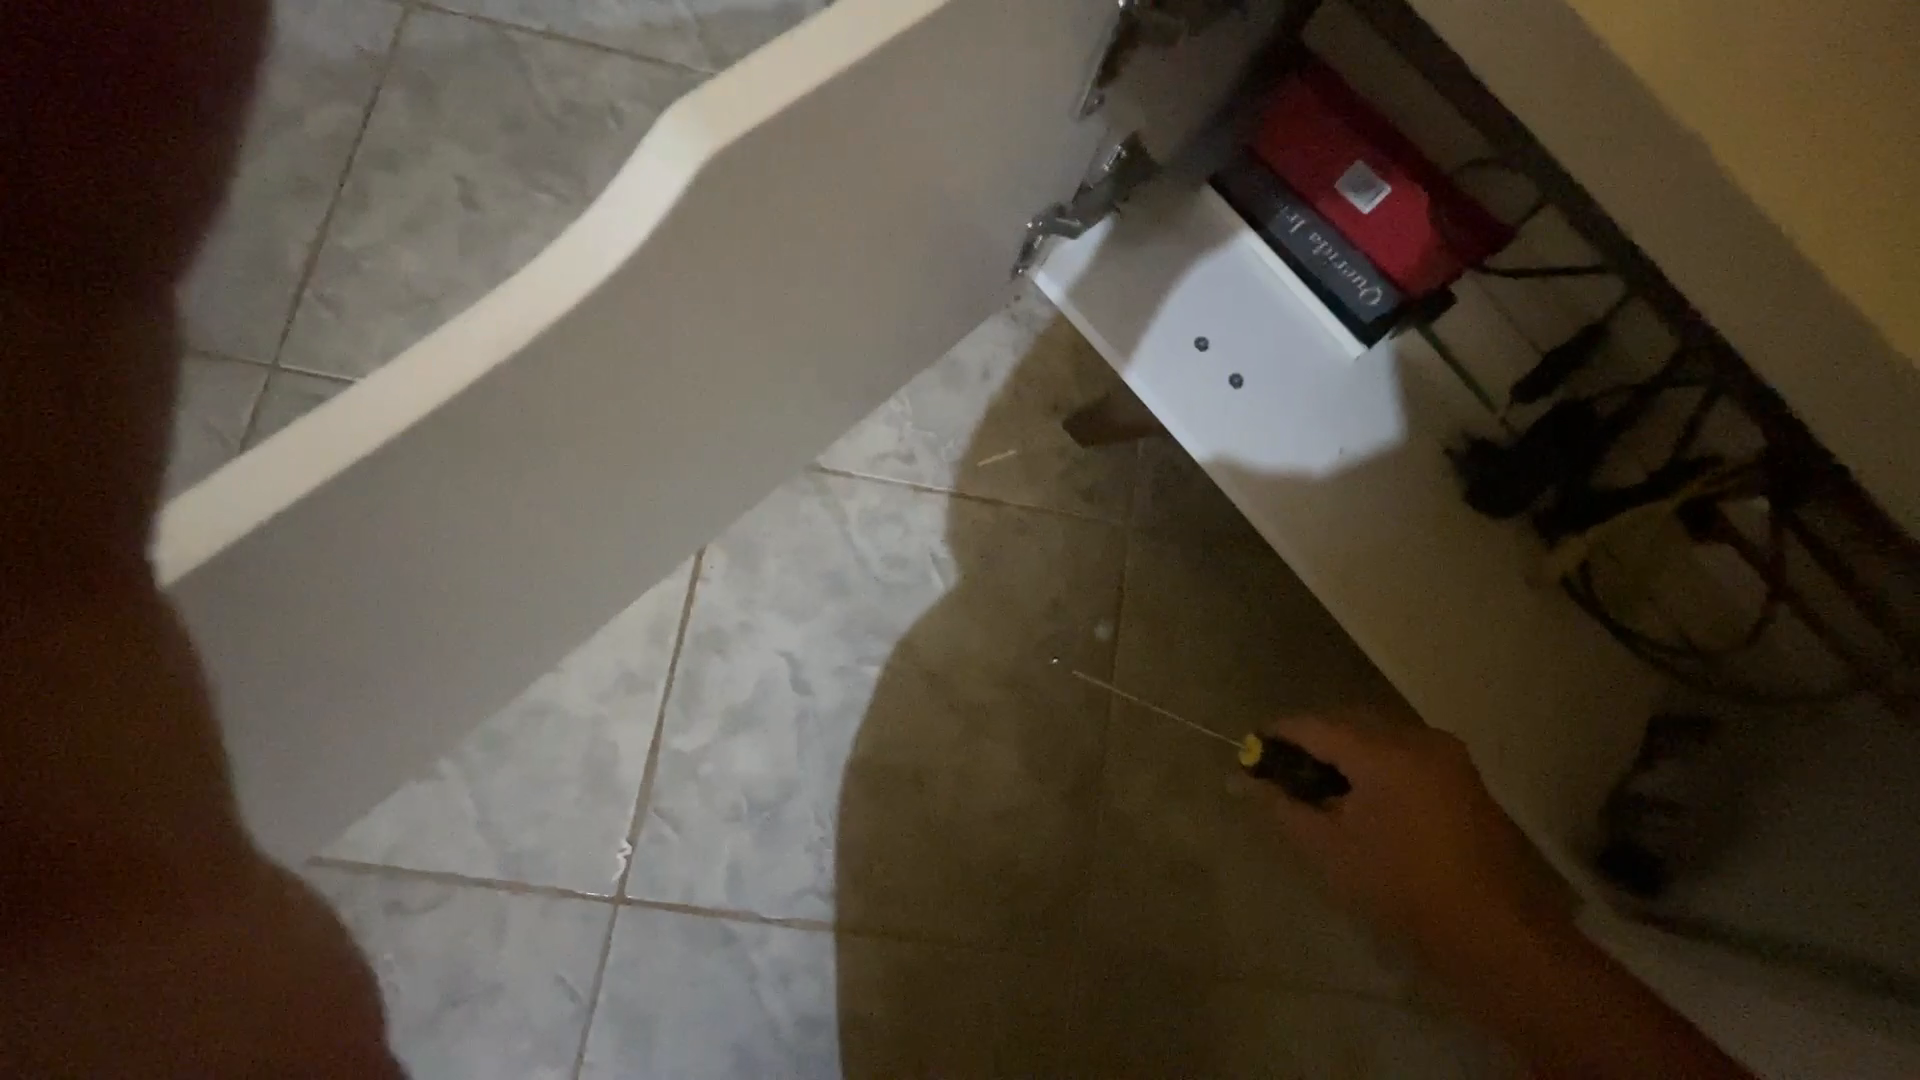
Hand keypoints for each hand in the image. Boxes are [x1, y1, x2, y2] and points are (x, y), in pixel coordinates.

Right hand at [1262, 710, 1573, 964]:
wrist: (1498, 936)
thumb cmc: (1403, 889)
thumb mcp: (1328, 849)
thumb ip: (1282, 806)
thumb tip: (1242, 781)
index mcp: (1384, 752)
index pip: (1313, 725)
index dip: (1276, 734)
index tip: (1248, 752)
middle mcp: (1418, 738)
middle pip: (1347, 723)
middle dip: (1310, 743)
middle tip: (1281, 775)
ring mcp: (1447, 756)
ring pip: (1377, 736)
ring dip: (1343, 753)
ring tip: (1319, 789)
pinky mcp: (1463, 777)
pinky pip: (1403, 752)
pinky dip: (1374, 764)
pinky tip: (1361, 800)